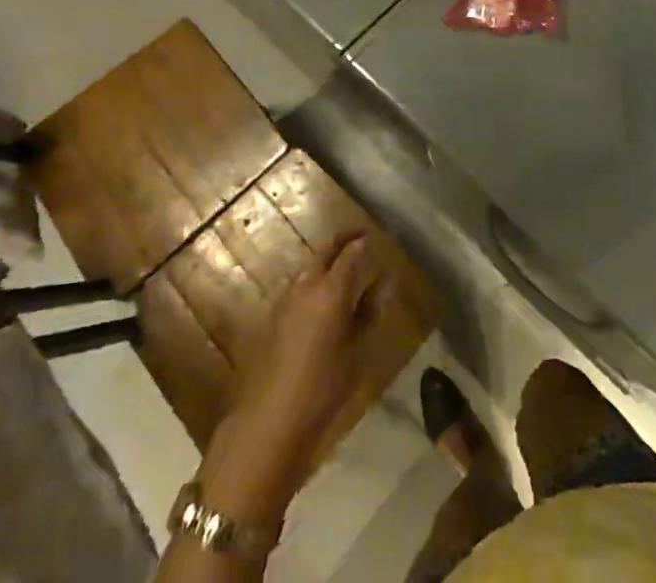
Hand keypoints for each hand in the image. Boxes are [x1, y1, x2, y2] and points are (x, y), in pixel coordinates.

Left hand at [196, 235, 383, 523]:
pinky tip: (323, 294)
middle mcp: (306, 286)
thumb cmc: (325, 385)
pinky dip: (314, 278)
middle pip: (325, 251)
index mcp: (331, 290)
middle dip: (342, 239)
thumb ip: (371, 312)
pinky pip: (299, 285)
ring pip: (309, 267)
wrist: (271, 419)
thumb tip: (384, 283)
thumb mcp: (359, 350)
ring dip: (326, 258)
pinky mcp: (273, 317)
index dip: (363, 242)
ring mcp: (285, 300)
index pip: (351, 254)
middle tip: (360, 235)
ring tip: (344, 263)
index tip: (376, 235)